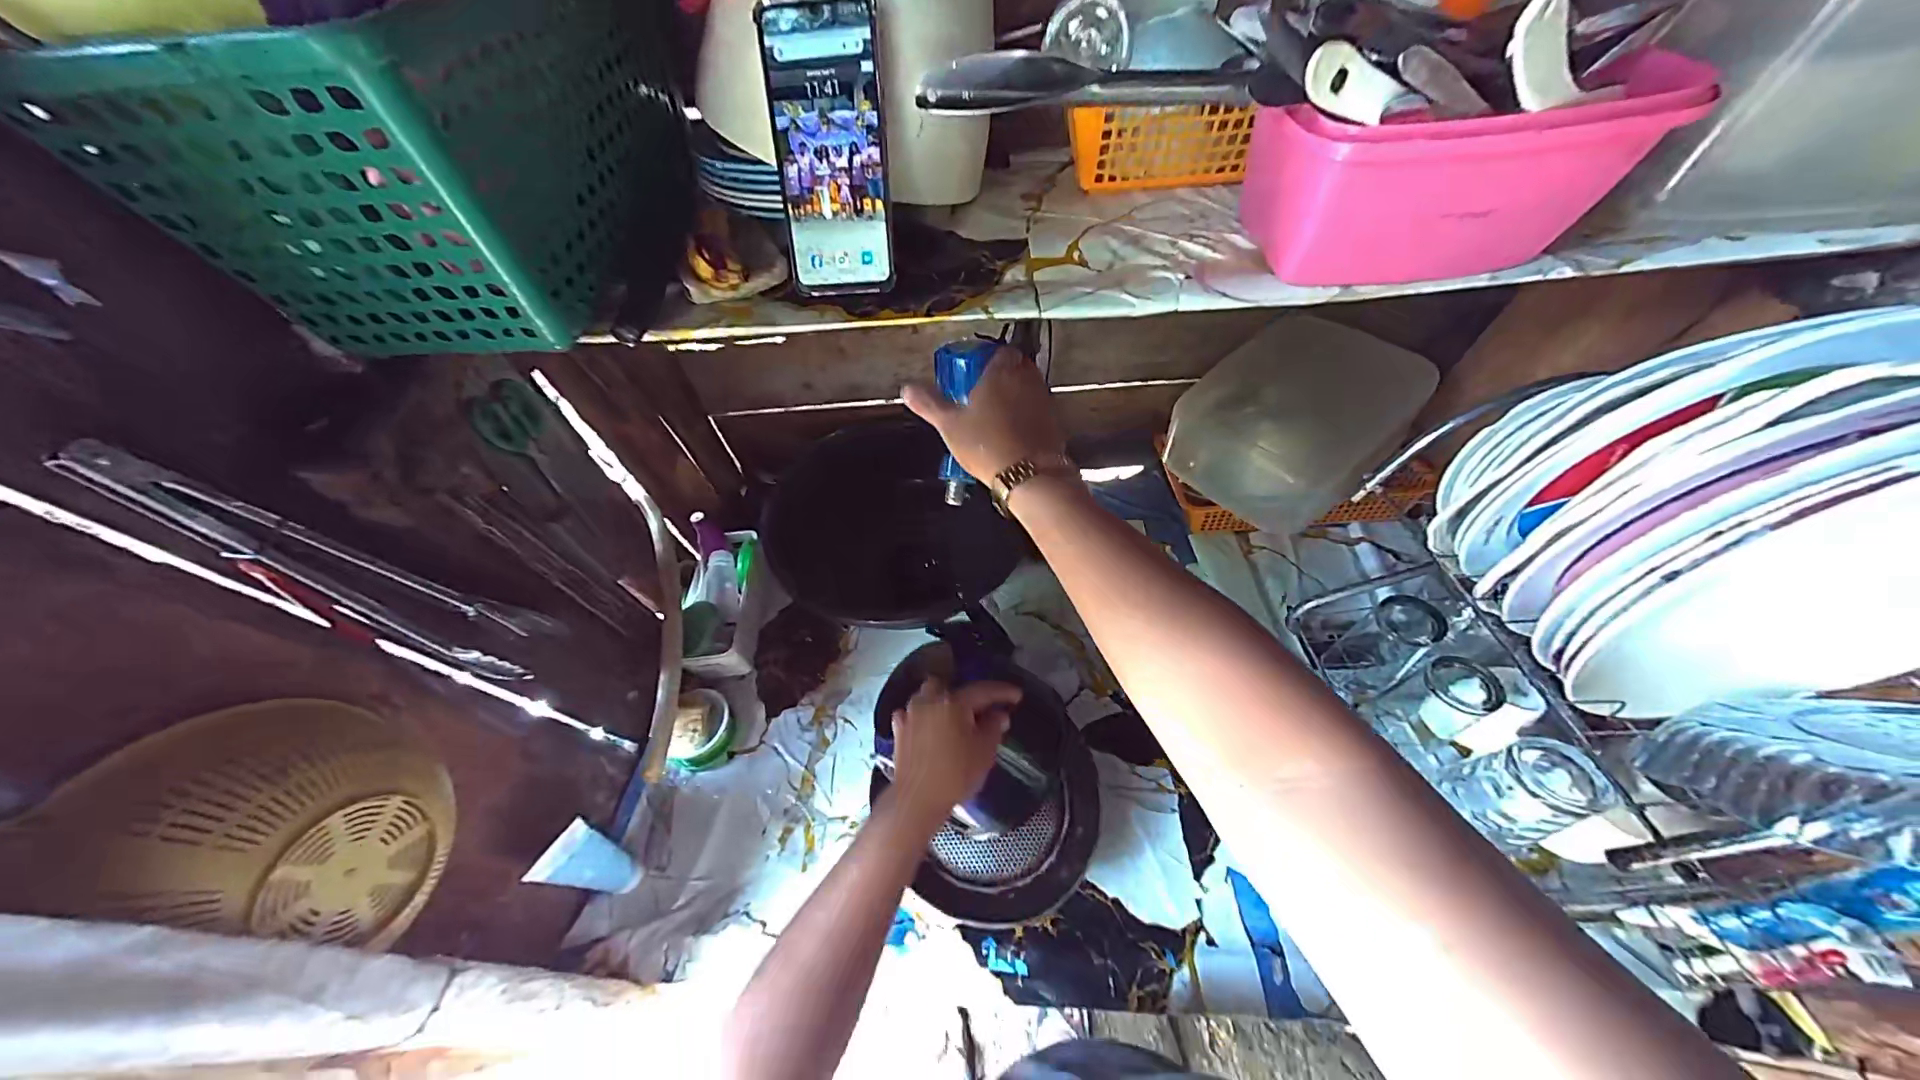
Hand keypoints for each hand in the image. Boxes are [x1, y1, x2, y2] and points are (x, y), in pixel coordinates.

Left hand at [887, 676, 1021, 828]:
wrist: (916, 800)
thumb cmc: (955, 774)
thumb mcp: (984, 752)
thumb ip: (993, 728)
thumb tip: (999, 715)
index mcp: (953, 702)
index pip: (982, 690)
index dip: (1002, 692)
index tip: (1016, 695)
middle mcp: (928, 700)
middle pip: (948, 686)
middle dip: (963, 693)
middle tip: (977, 709)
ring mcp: (910, 714)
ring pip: (927, 696)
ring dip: (941, 702)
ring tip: (954, 719)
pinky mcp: (898, 730)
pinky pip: (914, 714)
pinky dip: (924, 717)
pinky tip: (930, 730)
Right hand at [902, 347, 1066, 483]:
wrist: (1029, 475)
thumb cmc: (989, 445)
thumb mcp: (949, 424)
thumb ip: (929, 403)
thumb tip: (909, 389)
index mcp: (1001, 368)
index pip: (993, 350)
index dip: (980, 361)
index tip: (967, 374)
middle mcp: (1026, 376)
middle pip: (1011, 367)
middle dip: (995, 378)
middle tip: (976, 396)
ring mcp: (1043, 397)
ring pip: (1024, 387)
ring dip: (1010, 396)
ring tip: (990, 417)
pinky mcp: (1053, 419)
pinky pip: (1034, 408)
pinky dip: (1023, 415)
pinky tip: (1008, 433)